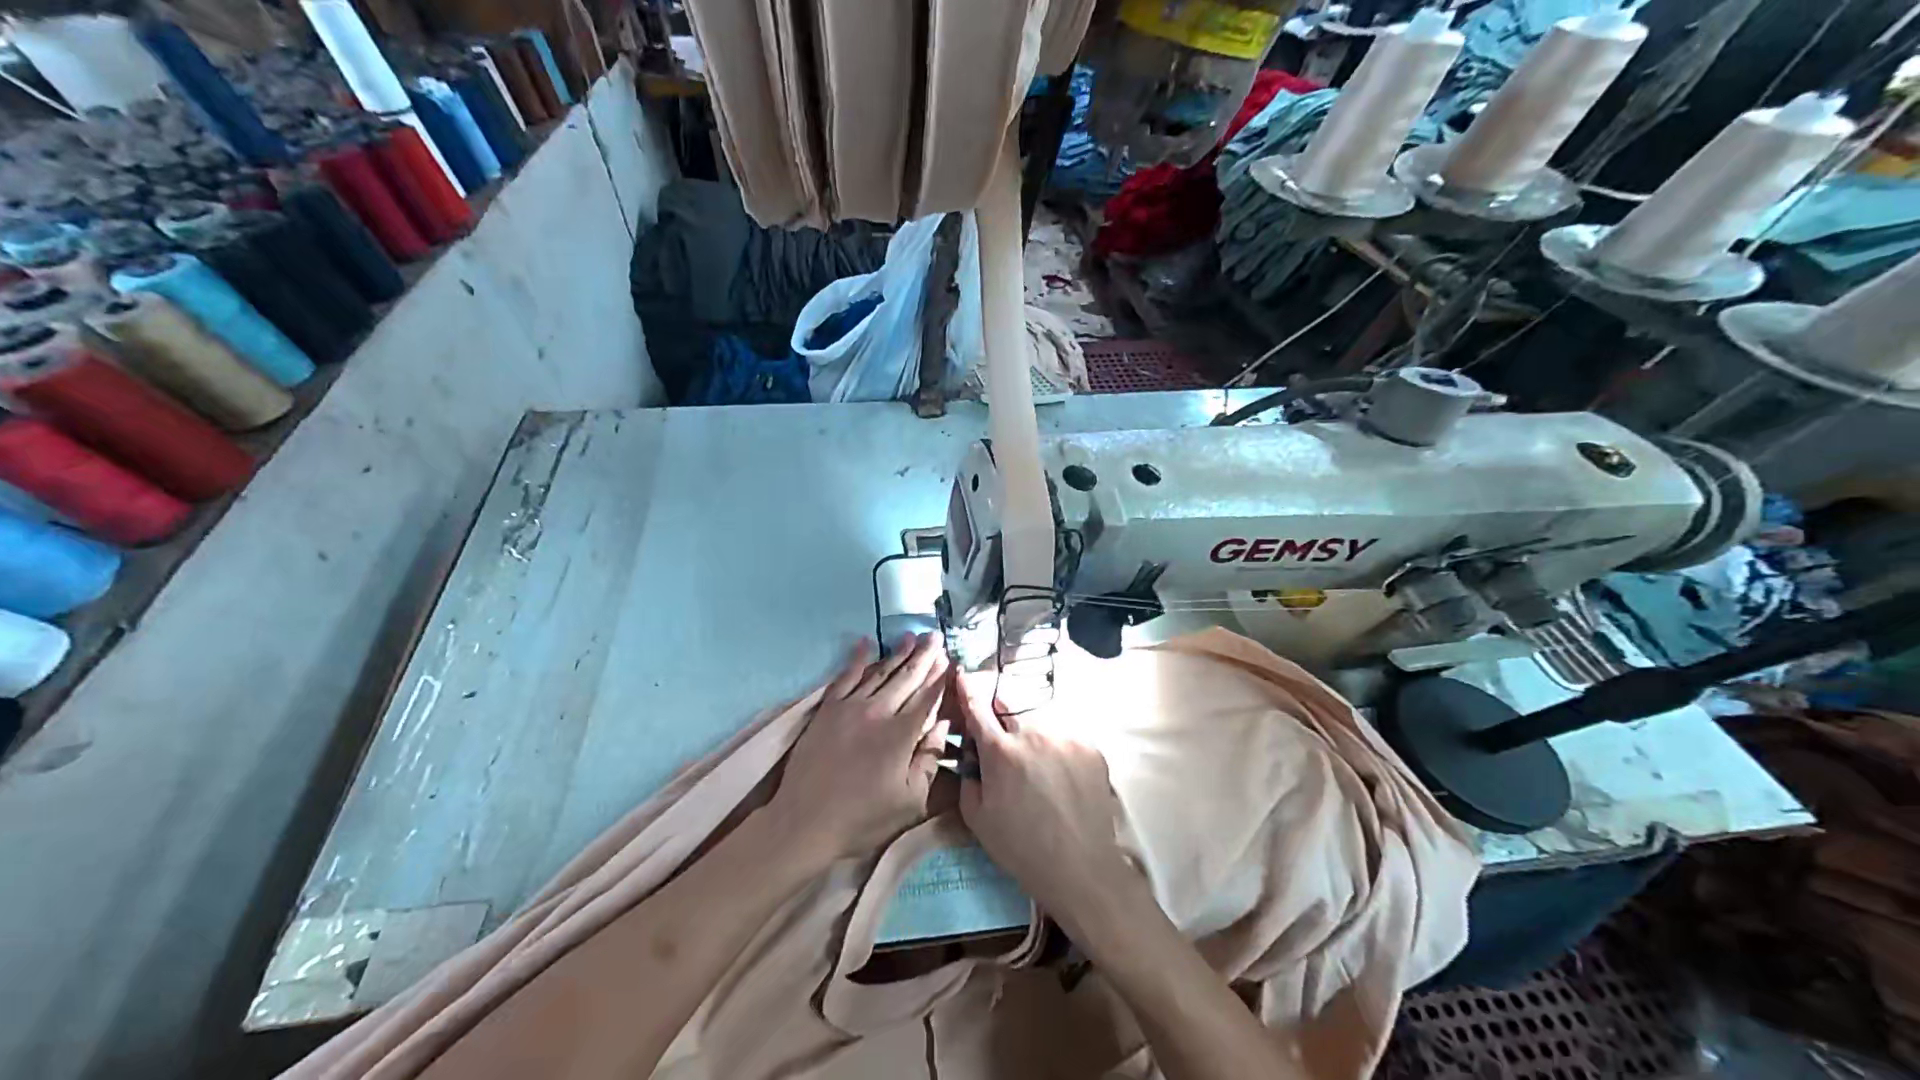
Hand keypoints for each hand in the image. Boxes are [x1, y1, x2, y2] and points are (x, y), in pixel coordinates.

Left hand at [768, 634, 951, 861]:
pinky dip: (856, 659)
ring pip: (879, 673)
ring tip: (911, 637)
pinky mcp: (827, 710)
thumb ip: (929, 759)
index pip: (927, 697)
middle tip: (936, 636)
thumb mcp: (910, 800)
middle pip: (906, 678)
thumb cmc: (863, 819)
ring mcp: (849, 708)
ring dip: (897, 653)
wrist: (805, 822)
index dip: (940, 677)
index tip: (950, 659)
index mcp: (902, 734)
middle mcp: (878, 712)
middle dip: (924, 656)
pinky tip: (865, 643)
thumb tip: (943, 725)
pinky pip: (844, 677)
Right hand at [955, 673, 1135, 929]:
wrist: (1080, 868)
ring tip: (1037, 767)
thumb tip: (971, 755)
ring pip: (1041, 720)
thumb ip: (967, 776)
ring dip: (1032, 732)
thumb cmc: (1021, 847)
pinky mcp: (1091, 748)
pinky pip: (1066, 736)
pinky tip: (1060, 777)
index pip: (977, 708)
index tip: (961, 673)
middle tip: (1004, 738)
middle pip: (1011, 705)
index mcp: (1001, 751)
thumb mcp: (977, 817)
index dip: (966, 689)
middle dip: (1003, 714)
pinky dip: (1057, 748)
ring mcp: (1066, 737)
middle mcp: (1034, 733)